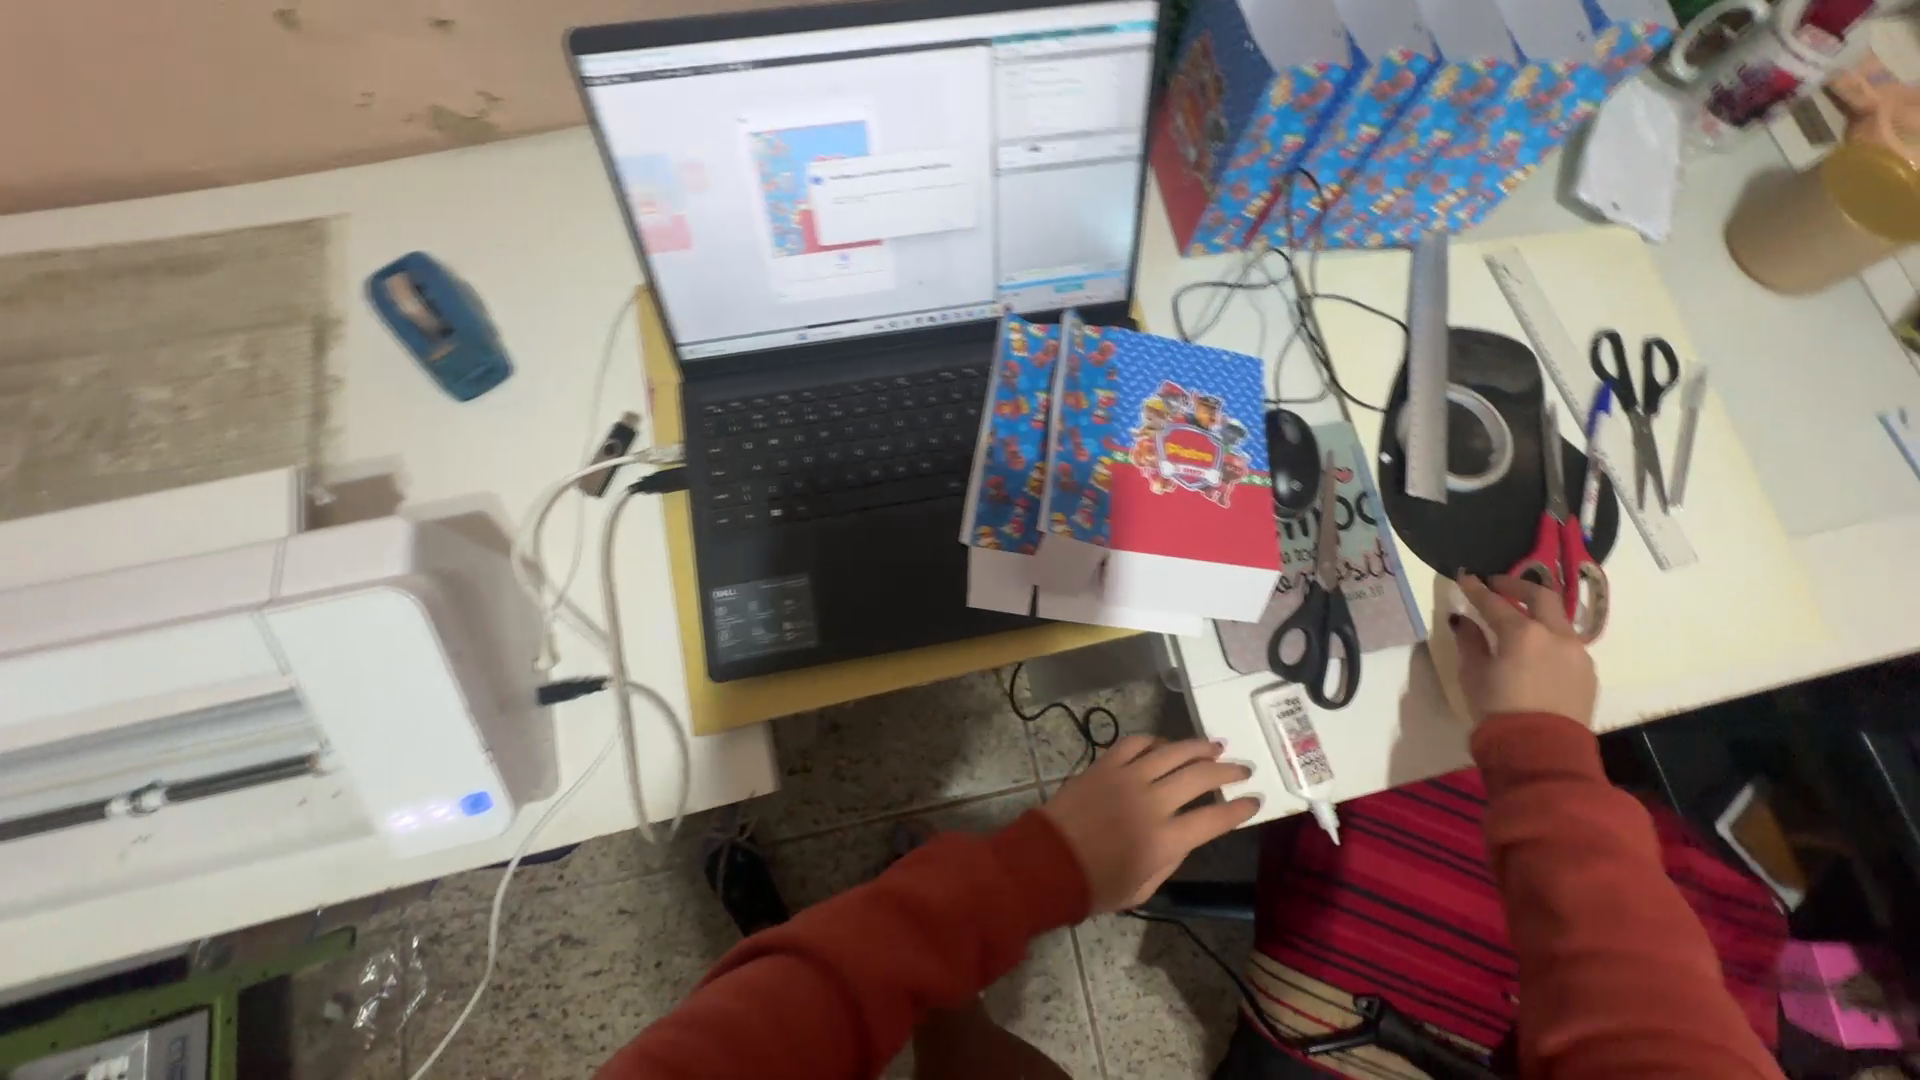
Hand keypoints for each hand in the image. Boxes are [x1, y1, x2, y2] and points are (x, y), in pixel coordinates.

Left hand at [1040, 736, 1258, 914]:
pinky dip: (1154, 740)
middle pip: (1199, 776)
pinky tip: (1165, 745)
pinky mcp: (1104, 765)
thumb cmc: (1095, 885)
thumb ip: (1170, 860)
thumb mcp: (1143, 888)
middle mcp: (1150, 802)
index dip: (1239, 809)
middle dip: (1227, 770)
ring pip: (1171, 751)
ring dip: (1197, 746)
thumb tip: (1185, 836)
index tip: (1254, 801)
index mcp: (1164, 839)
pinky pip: (1134, 743)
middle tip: (1242, 768)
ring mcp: (1126, 778)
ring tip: (1215, 745)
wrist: (1046, 862)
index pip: (1214, 818)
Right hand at [1452, 573, 1597, 726]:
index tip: (1465, 577)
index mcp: (1522, 632)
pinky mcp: (1587, 671)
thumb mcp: (1473, 673)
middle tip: (1497, 585)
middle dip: (1517, 586)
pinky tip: (1536, 648)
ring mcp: (1577, 652)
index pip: (1494, 602)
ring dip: (1537, 612)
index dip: (1476, 588)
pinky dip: (1549, 636)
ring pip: (1558, 619)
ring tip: (1520, 617)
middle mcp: (1555, 634)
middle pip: (1541, 596)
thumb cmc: (1497, 708)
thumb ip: (1470, 641)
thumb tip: (1464, 621)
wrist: (1541, 748)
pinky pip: (1567, 643)